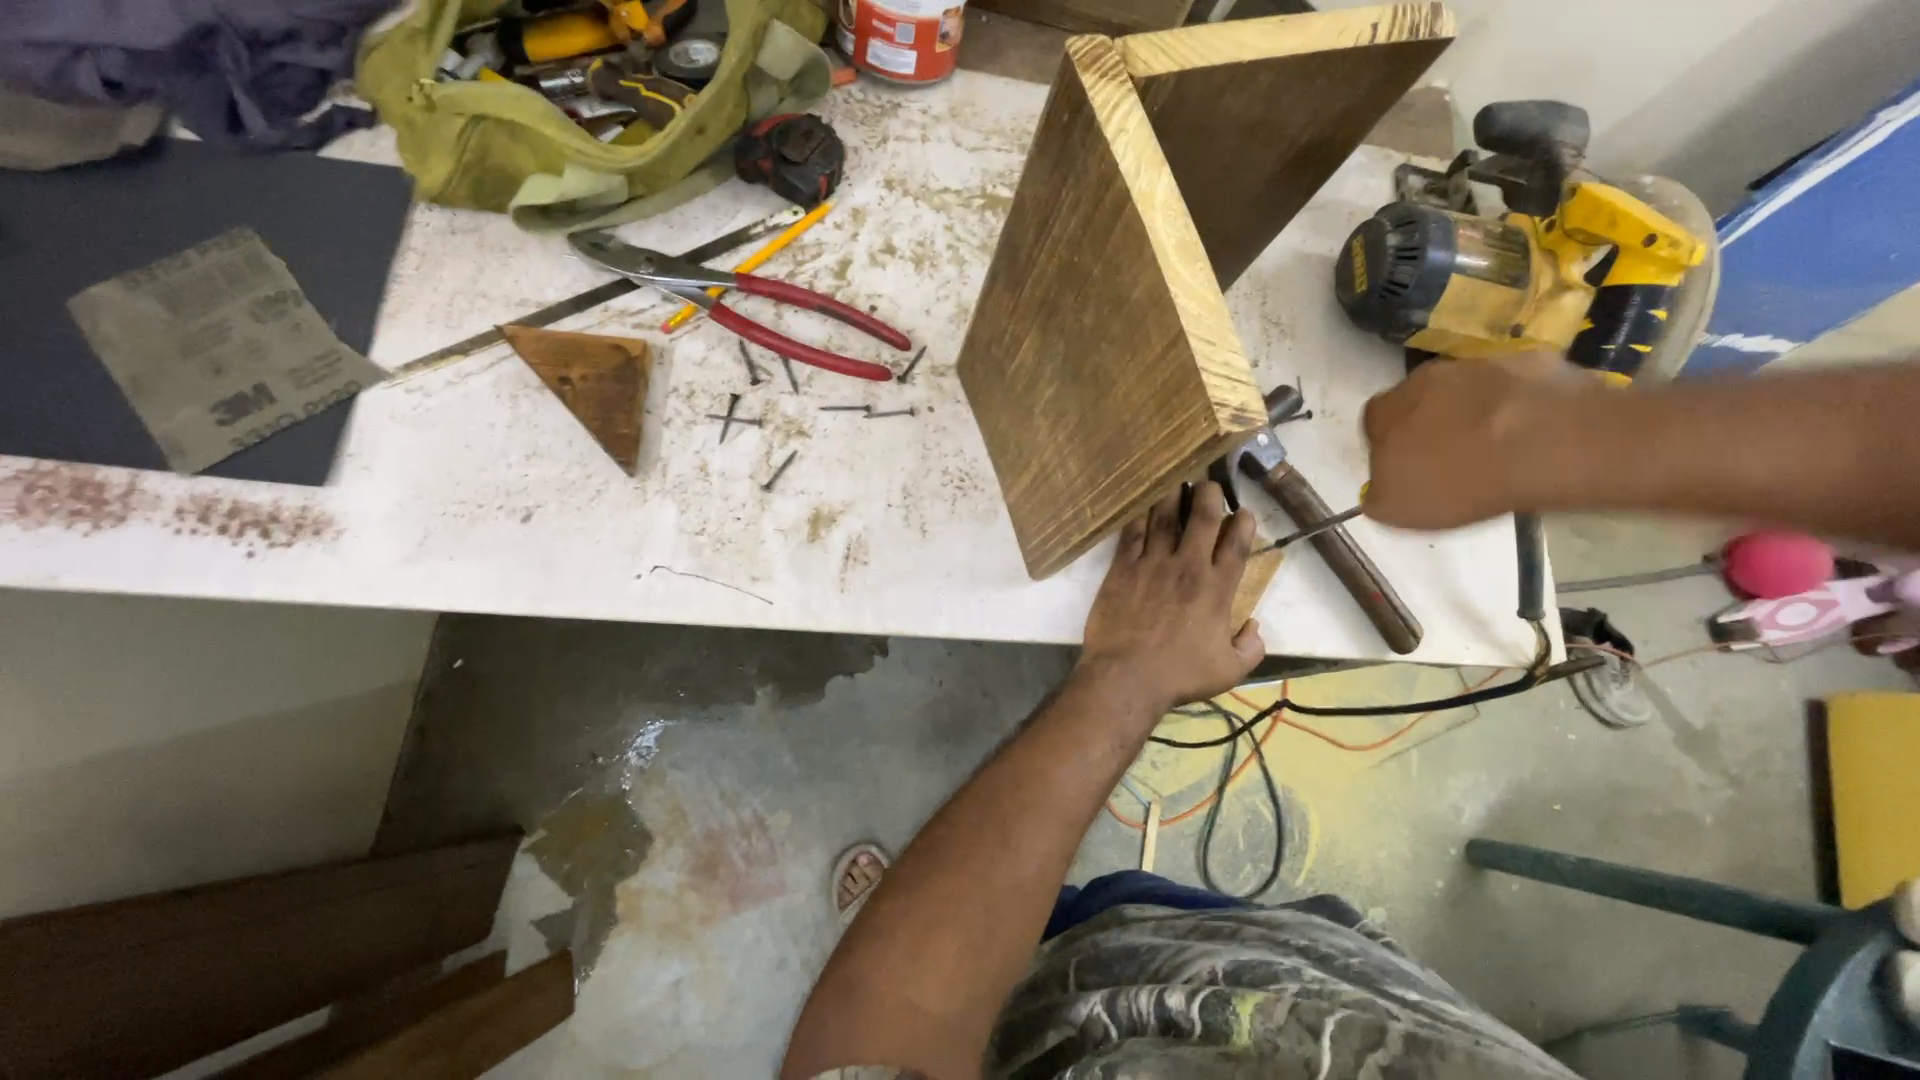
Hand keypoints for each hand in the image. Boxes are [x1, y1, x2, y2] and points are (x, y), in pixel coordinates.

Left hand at [1076, 482, 1263, 714]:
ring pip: (1164, 516)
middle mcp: (1188, 567)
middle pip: (1202, 516)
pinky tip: (1141, 505)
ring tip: (1175, 482)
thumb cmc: (1179, 675)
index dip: (1242, 522)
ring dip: (1172, 495)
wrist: (1126, 676)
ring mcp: (1152, 563)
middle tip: (1208, 485)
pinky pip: (1132, 531)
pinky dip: (1139, 515)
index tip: (1242, 512)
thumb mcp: (1229, 671)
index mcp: (1218, 589)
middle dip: (1209, 494)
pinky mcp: (1122, 567)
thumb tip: (1255, 627)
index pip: (1236, 543)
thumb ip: (1250, 648)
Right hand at [1362, 354, 1593, 528]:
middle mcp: (1420, 379)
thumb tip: (1378, 488)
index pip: (1374, 426)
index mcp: (1383, 412)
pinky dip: (1516, 403)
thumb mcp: (1398, 508)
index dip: (1391, 447)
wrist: (1543, 441)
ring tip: (1497, 446)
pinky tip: (1531, 432)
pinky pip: (1512, 384)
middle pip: (1418, 400)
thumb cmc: (1459, 478)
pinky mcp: (1525, 361)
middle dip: (1431, 422)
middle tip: (1454, 456)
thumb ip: (1379, 495)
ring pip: (1466, 388)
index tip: (1411, 469)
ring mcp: (1475, 365)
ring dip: (1474, 411)